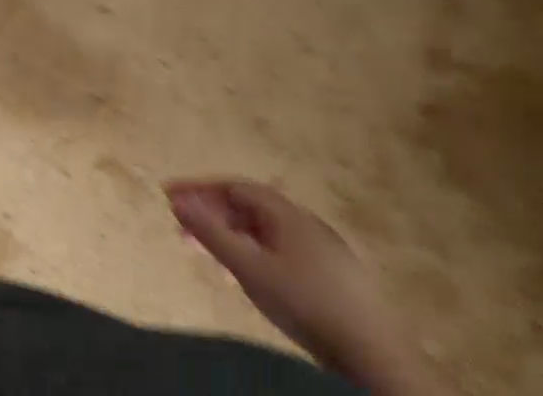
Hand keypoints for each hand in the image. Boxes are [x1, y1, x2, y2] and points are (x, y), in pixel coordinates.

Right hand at [166, 179, 442, 395]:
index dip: (200, 189)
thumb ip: (210, 232)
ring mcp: (324, 251)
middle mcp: (308, 225)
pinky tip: (243, 273)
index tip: (169, 196)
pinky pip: (280, 250)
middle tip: (182, 228)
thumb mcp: (248, 267)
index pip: (237, 187)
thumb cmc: (304, 302)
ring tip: (206, 252)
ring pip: (266, 231)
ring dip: (231, 235)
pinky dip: (252, 251)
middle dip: (213, 213)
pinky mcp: (331, 275)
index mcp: (290, 216)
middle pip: (251, 207)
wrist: (373, 355)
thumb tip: (176, 200)